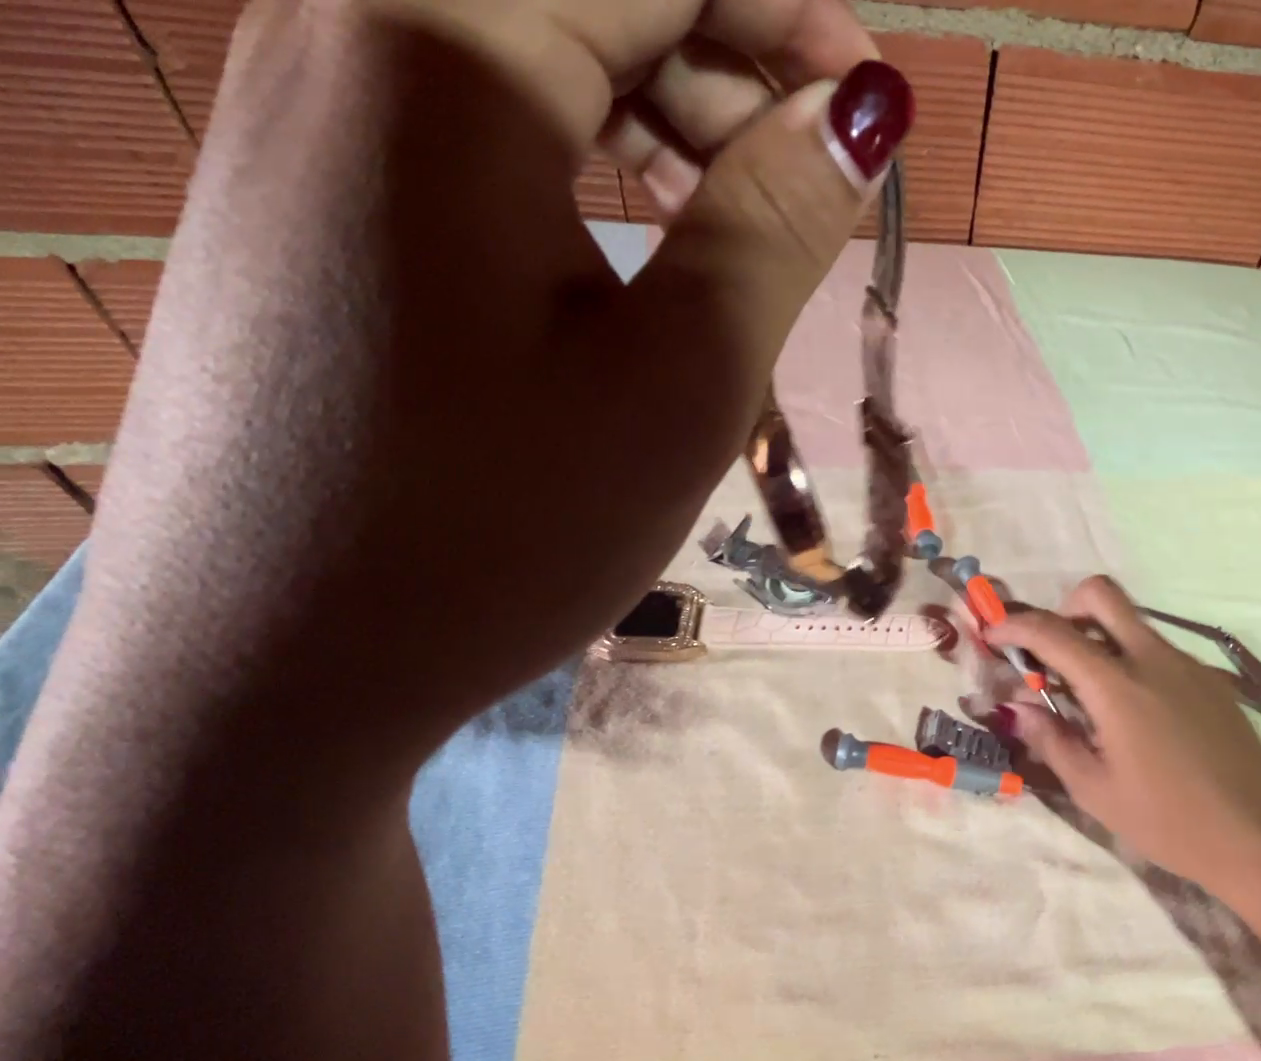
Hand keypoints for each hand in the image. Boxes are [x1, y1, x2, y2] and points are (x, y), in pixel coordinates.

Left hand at [74, 0, 914, 745]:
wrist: (270, 677)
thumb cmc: (498, 528)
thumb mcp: (681, 373)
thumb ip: (779, 212)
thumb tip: (865, 104)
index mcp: (437, 46)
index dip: (787, 13)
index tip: (873, 105)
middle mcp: (344, 35)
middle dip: (728, 61)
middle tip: (812, 179)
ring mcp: (306, 115)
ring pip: (532, 48)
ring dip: (662, 112)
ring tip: (737, 223)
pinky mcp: (306, 195)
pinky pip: (474, 116)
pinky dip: (583, 152)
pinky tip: (637, 241)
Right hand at [988, 578, 1260, 889]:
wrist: (1259, 836)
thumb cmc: (1168, 821)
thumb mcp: (1095, 790)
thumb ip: (1051, 740)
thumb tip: (1020, 709)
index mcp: (1118, 686)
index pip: (1054, 632)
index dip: (1015, 625)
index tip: (994, 636)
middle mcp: (1153, 658)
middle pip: (1101, 594)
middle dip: (1065, 608)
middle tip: (1053, 652)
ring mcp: (1188, 664)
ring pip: (1133, 622)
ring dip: (1101, 637)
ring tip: (1092, 695)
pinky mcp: (1212, 679)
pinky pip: (1161, 650)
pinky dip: (1134, 661)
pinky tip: (1139, 715)